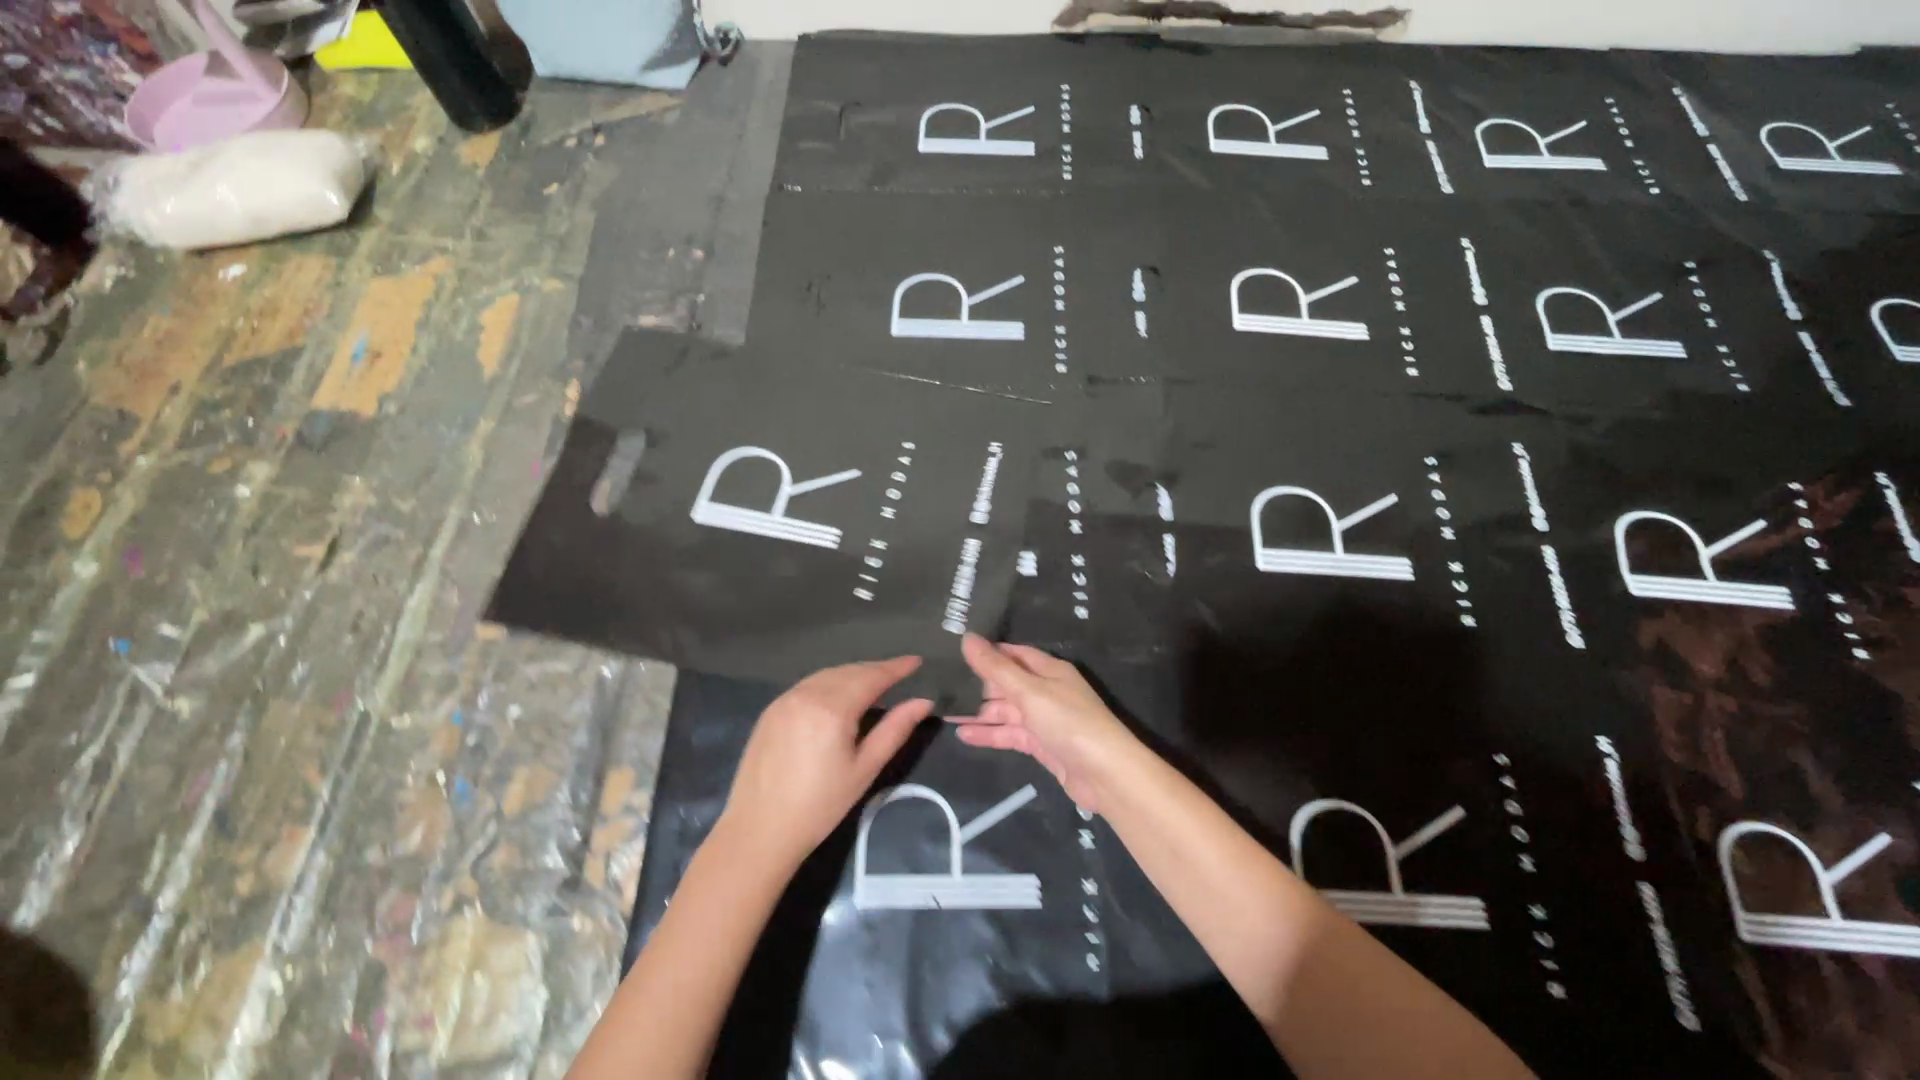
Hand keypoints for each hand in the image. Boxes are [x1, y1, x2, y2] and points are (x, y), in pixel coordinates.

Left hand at [719, 656, 933, 867]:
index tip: (917, 661)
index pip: (871, 677)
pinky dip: (829, 684)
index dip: (896, 668)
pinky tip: (838, 696)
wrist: (760, 829)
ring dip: (852, 674)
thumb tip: (923, 702)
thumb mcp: (865, 769)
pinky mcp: (770, 710)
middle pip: (848, 671)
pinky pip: (807, 686)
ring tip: (873, 683)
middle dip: (875, 670)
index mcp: (832, 708)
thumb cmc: (820, 806)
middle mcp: (806, 694)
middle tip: (899, 674)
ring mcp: (784, 700)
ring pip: (826, 676)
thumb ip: (894, 730)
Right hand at [951, 635, 1134, 812]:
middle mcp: (1047, 691)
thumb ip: (996, 668)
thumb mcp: (1029, 690)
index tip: (955, 652)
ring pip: (1006, 711)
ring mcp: (1045, 720)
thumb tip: (968, 638)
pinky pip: (1010, 734)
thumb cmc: (1068, 722)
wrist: (1104, 773)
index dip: (988, 653)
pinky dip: (989, 734)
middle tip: (942, 686)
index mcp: (1049, 670)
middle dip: (978, 686)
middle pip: (1008, 684)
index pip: (1014, 654)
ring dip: (979, 713)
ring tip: (944, 712)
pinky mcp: (1042, 745)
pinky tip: (964, 735)